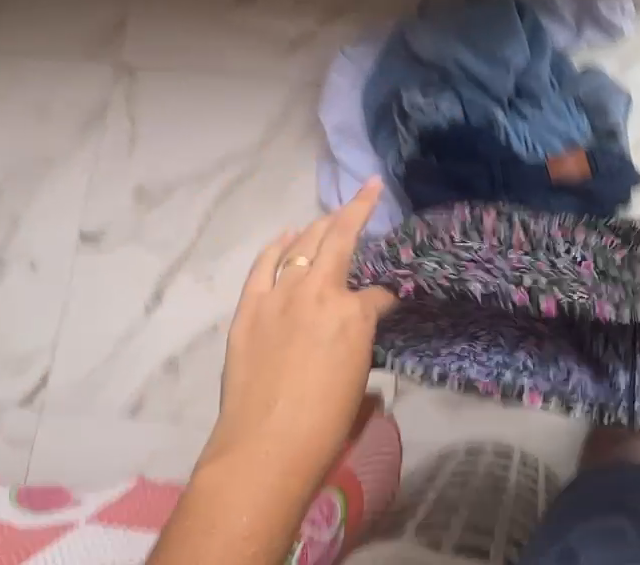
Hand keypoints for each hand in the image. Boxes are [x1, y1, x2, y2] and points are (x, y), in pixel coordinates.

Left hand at [201, 180, 399, 481]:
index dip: (388, 297)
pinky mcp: (249, 309)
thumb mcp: (361, 379)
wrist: (264, 450)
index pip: (379, 294)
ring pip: (302, 245)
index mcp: (355, 313)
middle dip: (359, 208)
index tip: (390, 305)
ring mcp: (280, 296)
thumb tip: (361, 336)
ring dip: (319, 226)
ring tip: (331, 214)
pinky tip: (286, 234)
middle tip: (370, 188)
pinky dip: (277, 246)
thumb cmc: (325, 426)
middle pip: (340, 238)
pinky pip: (265, 266)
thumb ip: (364, 344)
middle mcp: (319, 292)